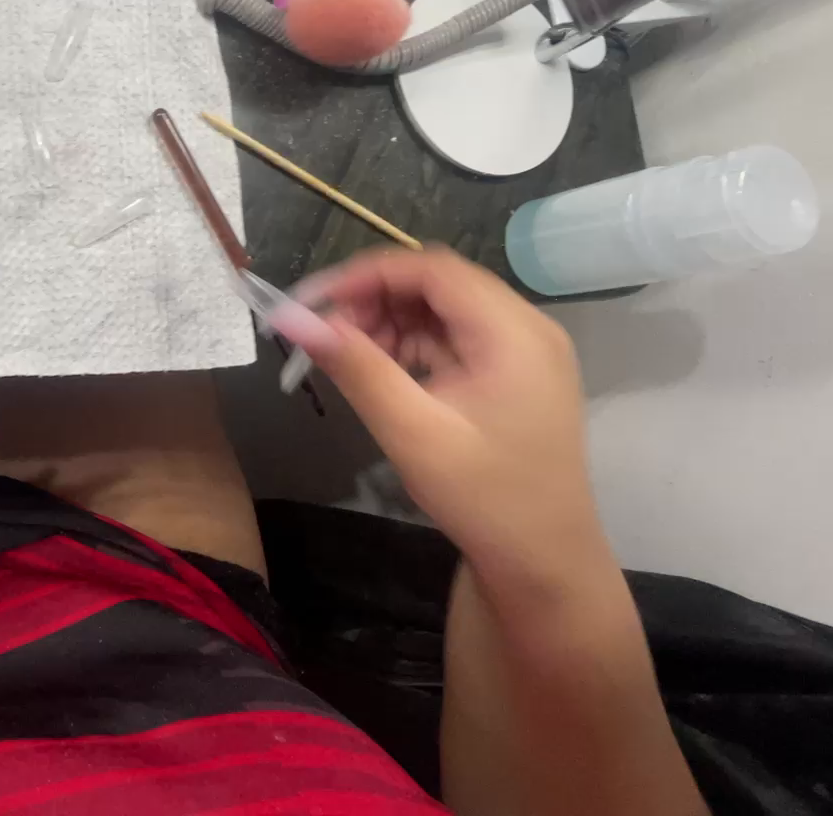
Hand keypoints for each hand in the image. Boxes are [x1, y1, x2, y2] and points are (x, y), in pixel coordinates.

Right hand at [276, 247, 604, 585]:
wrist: (542, 563)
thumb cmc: (483, 498)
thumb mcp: (410, 431)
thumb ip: (352, 366)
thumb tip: (290, 318)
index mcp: (513, 333)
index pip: (432, 269)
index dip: (365, 274)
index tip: (311, 301)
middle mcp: (523, 328)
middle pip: (434, 283)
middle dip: (372, 298)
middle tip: (323, 333)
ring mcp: (518, 350)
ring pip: (437, 308)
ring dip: (385, 320)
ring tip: (344, 355)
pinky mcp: (506, 371)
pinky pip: (447, 336)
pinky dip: (405, 343)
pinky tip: (376, 369)